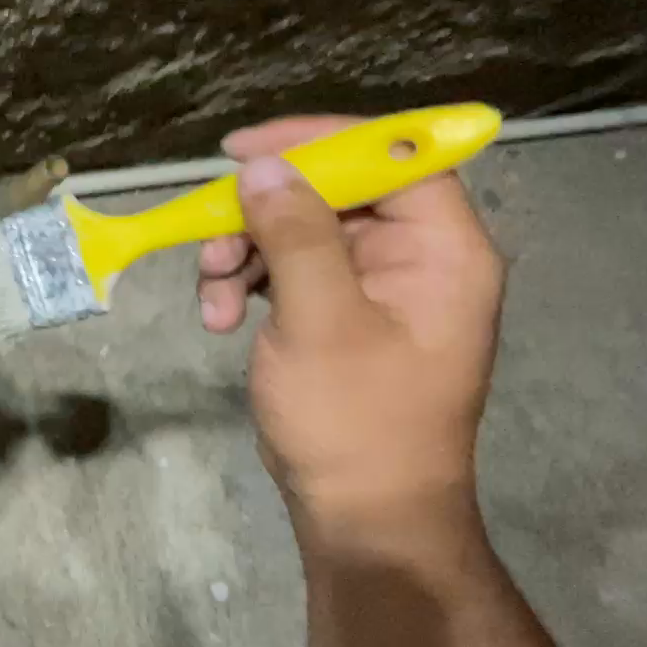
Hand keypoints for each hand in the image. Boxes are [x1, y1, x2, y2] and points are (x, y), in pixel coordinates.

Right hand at [197, 117, 504, 521]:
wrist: (356, 503)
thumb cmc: (355, 416)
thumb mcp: (321, 321)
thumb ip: (295, 237)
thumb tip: (261, 168)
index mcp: (439, 251)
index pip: (392, 160)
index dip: (320, 142)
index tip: (242, 149)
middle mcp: (407, 258)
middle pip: (326, 196)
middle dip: (256, 216)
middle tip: (207, 238)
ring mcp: (364, 286)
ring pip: (288, 232)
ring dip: (236, 256)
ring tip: (211, 300)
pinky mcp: (326, 310)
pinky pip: (276, 270)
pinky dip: (239, 286)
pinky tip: (218, 319)